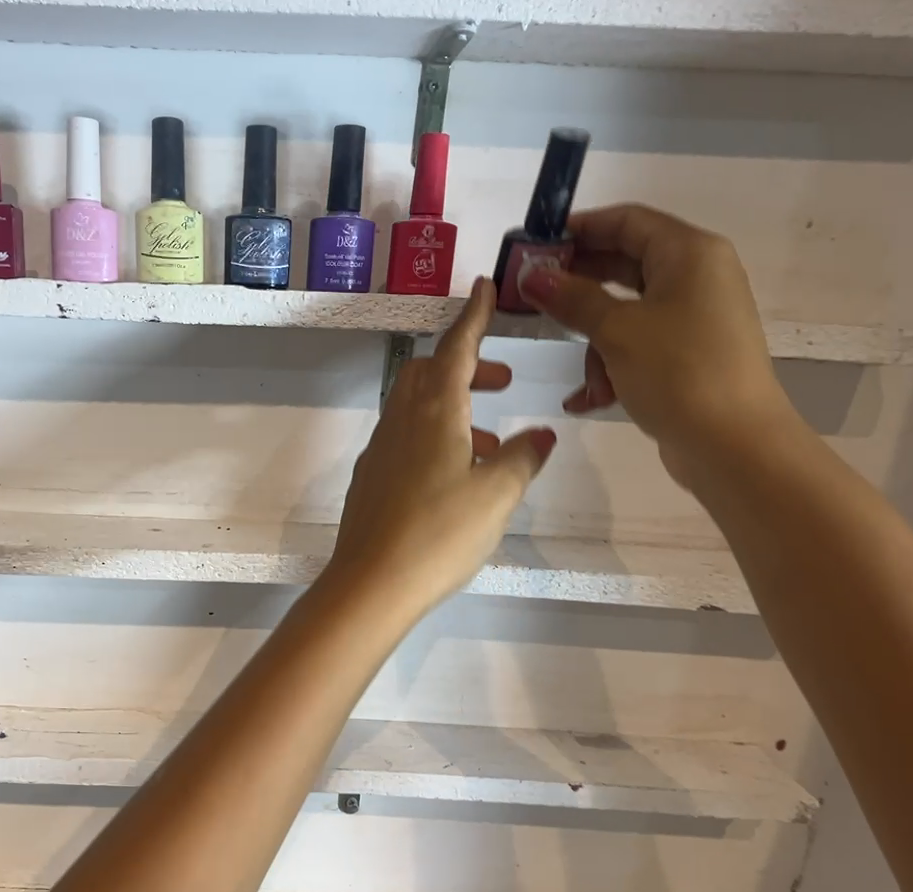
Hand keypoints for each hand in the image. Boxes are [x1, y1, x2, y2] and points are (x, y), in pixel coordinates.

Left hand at [326, 278, 556, 615]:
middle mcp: (401, 420)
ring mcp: (380, 450)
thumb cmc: (440, 532)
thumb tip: (542, 435)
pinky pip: (406, 439)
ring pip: (417, 408)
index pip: (456, 348)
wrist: (372, 583)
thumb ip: (523, 458)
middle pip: (429, 373)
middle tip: (502, 382)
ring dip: (455, 409)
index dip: (474, 317)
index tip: (485, 288)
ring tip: (494, 446)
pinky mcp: (371, 479)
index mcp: (435, 410)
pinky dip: (435, 438)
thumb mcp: (497, 494)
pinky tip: (458, 477)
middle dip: (466, 366)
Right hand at [517, 204, 805, 484]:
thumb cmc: (678, 372)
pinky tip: (592, 399)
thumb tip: (532, 275)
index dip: (579, 228)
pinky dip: (613, 366)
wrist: (733, 443)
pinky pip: (638, 345)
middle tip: (532, 300)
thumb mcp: (617, 332)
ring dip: (595, 344)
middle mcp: (696, 276)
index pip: (627, 220)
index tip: (534, 245)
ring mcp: (694, 318)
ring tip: (585, 383)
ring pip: (626, 312)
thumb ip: (572, 299)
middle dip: (577, 288)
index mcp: (689, 253)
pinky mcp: (688, 354)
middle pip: (624, 265)